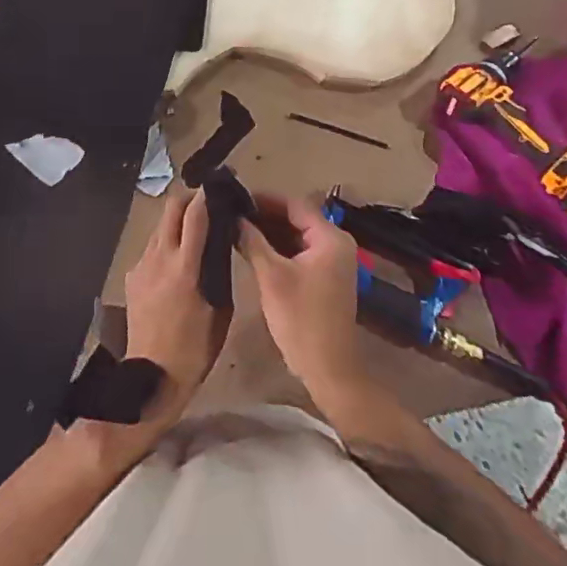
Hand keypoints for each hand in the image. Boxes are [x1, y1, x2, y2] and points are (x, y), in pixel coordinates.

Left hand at [123, 190, 231, 428]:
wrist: (153, 372)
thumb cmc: (196, 346)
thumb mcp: (220, 308)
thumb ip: (218, 270)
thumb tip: (219, 244)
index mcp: (185, 267)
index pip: (195, 216)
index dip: (205, 196)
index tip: (216, 187)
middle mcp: (159, 257)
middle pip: (170, 209)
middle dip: (187, 200)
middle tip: (204, 205)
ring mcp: (141, 265)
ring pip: (159, 227)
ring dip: (175, 223)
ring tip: (191, 233)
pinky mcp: (131, 275)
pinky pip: (150, 250)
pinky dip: (164, 246)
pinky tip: (173, 264)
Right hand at [237, 193, 363, 403]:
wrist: (327, 368)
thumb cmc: (300, 318)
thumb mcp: (271, 275)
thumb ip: (252, 241)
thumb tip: (233, 217)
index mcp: (330, 239)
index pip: (294, 204)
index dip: (263, 199)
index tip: (235, 198)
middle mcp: (336, 245)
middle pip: (296, 218)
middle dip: (264, 215)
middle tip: (230, 212)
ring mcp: (331, 262)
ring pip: (295, 236)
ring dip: (268, 232)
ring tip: (235, 227)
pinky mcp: (323, 278)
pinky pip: (298, 252)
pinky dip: (276, 248)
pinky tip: (250, 247)